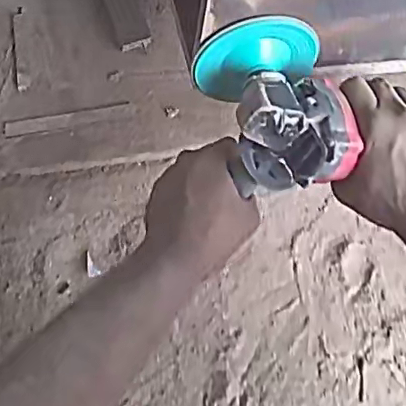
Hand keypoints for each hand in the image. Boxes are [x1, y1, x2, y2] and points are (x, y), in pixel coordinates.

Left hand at [142, 138, 259, 278]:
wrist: (174, 259)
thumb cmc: (213, 236)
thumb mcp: (250, 216)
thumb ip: (247, 193)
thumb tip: (240, 191)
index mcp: (209, 159)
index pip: (230, 145)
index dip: (240, 161)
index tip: (244, 179)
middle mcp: (185, 160)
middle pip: (209, 158)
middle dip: (220, 173)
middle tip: (229, 199)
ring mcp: (168, 175)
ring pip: (192, 173)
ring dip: (201, 185)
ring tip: (208, 214)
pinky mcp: (156, 192)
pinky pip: (177, 187)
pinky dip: (184, 197)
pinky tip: (190, 220)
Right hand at [332, 78, 405, 251]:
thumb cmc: (394, 203)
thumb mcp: (347, 187)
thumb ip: (333, 161)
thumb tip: (324, 150)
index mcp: (373, 122)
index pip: (353, 85)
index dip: (343, 92)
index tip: (341, 104)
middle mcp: (397, 112)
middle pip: (374, 83)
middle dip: (364, 94)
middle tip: (359, 111)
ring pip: (397, 89)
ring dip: (386, 99)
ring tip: (383, 116)